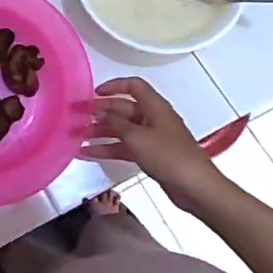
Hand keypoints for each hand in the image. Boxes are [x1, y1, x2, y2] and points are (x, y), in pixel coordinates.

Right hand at [82, 77, 225, 211]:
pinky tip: (88, 153)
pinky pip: (125, 147)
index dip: (114, 86)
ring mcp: (152, 138)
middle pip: (124, 108)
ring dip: (101, 131)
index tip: (93, 93)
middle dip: (102, 111)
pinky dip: (108, 148)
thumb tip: (102, 113)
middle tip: (77, 116)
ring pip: (122, 129)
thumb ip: (117, 124)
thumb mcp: (138, 138)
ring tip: (77, 136)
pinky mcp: (150, 155)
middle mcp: (153, 118)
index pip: (134, 86)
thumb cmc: (168, 156)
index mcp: (155, 106)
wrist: (195, 186)